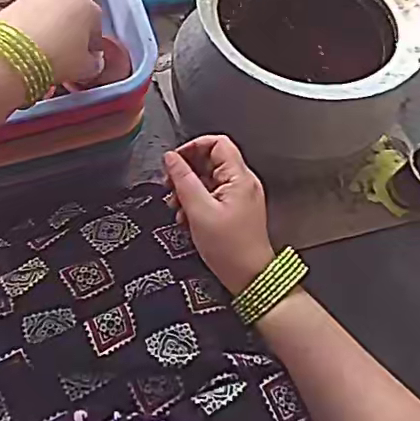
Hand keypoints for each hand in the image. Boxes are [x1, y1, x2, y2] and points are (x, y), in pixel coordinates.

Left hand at [0, 0, 102, 85]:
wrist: (13, 52)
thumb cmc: (57, 57)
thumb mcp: (85, 68)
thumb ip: (94, 64)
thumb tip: (93, 62)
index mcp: (89, 4)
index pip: (96, 26)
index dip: (91, 46)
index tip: (86, 59)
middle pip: (74, 13)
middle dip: (72, 31)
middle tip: (66, 54)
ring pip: (52, 11)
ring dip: (52, 26)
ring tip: (46, 49)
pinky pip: (32, 13)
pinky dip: (34, 25)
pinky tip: (30, 44)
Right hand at [162, 135, 275, 293]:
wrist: (249, 277)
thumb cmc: (230, 248)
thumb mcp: (199, 211)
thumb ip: (183, 180)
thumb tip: (170, 158)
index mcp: (239, 178)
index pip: (217, 143)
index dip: (193, 147)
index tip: (175, 161)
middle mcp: (242, 182)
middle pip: (210, 160)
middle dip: (186, 171)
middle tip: (170, 186)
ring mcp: (239, 195)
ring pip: (208, 178)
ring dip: (188, 188)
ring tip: (177, 205)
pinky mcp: (234, 208)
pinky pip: (211, 193)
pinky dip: (196, 201)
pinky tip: (187, 216)